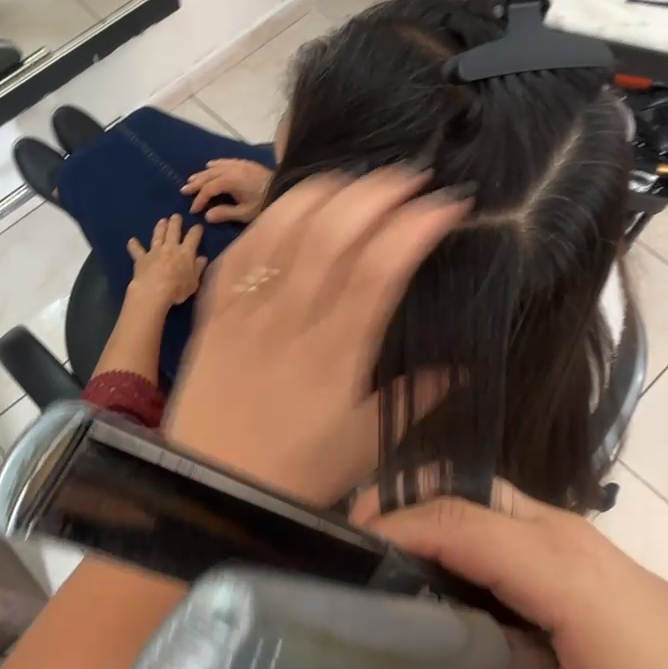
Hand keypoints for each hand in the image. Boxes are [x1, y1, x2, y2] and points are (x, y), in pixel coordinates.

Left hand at [126, 215, 205, 307]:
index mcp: (185, 252)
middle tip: (176, 216)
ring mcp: (154, 251)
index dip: (196, 230)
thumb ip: (198, 268)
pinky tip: (131, 241)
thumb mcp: (194, 282)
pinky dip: (134, 245)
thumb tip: (202, 258)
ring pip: (158, 235)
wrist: (154, 292)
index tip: (198, 226)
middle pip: (173, 230)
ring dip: (160, 227)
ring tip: (162, 221)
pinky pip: (136, 250)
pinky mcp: (141, 258)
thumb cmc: (177, 289)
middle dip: (176, 222)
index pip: (193, 237)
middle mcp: (170, 247)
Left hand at [164, 168, 468, 505]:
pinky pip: (235, 254)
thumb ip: (413, 402)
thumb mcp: (365, 448)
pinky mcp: (211, 316)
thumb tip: (460, 370)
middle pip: (331, 235)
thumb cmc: (293, 474)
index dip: (414, 228)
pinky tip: (289, 207)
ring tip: (355, 180)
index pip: (379, 271)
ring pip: (280, 232)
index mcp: (334, 356)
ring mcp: (244, 314)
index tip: (447, 206)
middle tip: (409, 178)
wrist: (207, 489)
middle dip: (375, 193)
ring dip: (321, 193)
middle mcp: (288, 323)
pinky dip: (265, 221)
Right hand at [180, 159, 272, 223]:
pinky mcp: (246, 164)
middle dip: (196, 184)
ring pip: (216, 167)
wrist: (285, 189)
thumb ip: (226, 214)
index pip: (209, 189)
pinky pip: (226, 161)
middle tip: (184, 191)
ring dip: (203, 174)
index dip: (199, 199)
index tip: (193, 210)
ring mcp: (240, 165)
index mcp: (231, 181)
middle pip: (209, 176)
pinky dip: (216, 164)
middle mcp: (232, 169)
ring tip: (192, 179)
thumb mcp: (246, 213)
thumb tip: (207, 216)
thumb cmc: (265, 204)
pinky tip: (210, 165)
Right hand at [366, 490, 667, 668]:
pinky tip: (432, 572)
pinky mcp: (561, 537)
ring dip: (422, 517)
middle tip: (352, 560)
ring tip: (382, 564)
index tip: (351, 557)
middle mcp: (557, 533)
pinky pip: (491, 512)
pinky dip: (449, 526)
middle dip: (397, 513)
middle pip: (459, 497)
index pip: (462, 526)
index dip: (398, 530)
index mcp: (560, 576)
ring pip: (473, 496)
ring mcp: (562, 528)